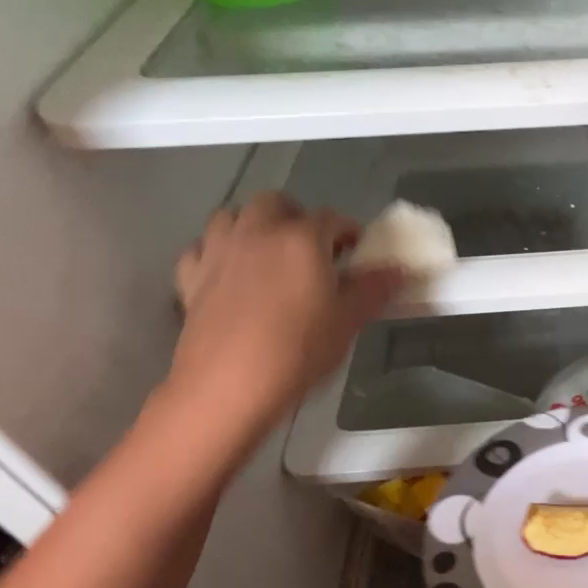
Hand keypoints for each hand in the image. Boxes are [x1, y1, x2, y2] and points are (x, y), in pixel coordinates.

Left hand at [168, 193, 401, 433]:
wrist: (228, 385)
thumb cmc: (298, 351)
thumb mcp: (348, 322)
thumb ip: (373, 289)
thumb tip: (398, 270)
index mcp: (302, 239)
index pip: (331, 218)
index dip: (347, 232)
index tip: (356, 253)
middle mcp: (258, 232)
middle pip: (275, 202)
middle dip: (295, 217)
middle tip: (310, 249)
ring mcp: (218, 251)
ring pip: (231, 216)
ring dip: (252, 226)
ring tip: (268, 255)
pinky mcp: (190, 277)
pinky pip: (202, 248)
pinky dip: (216, 252)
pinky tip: (228, 274)